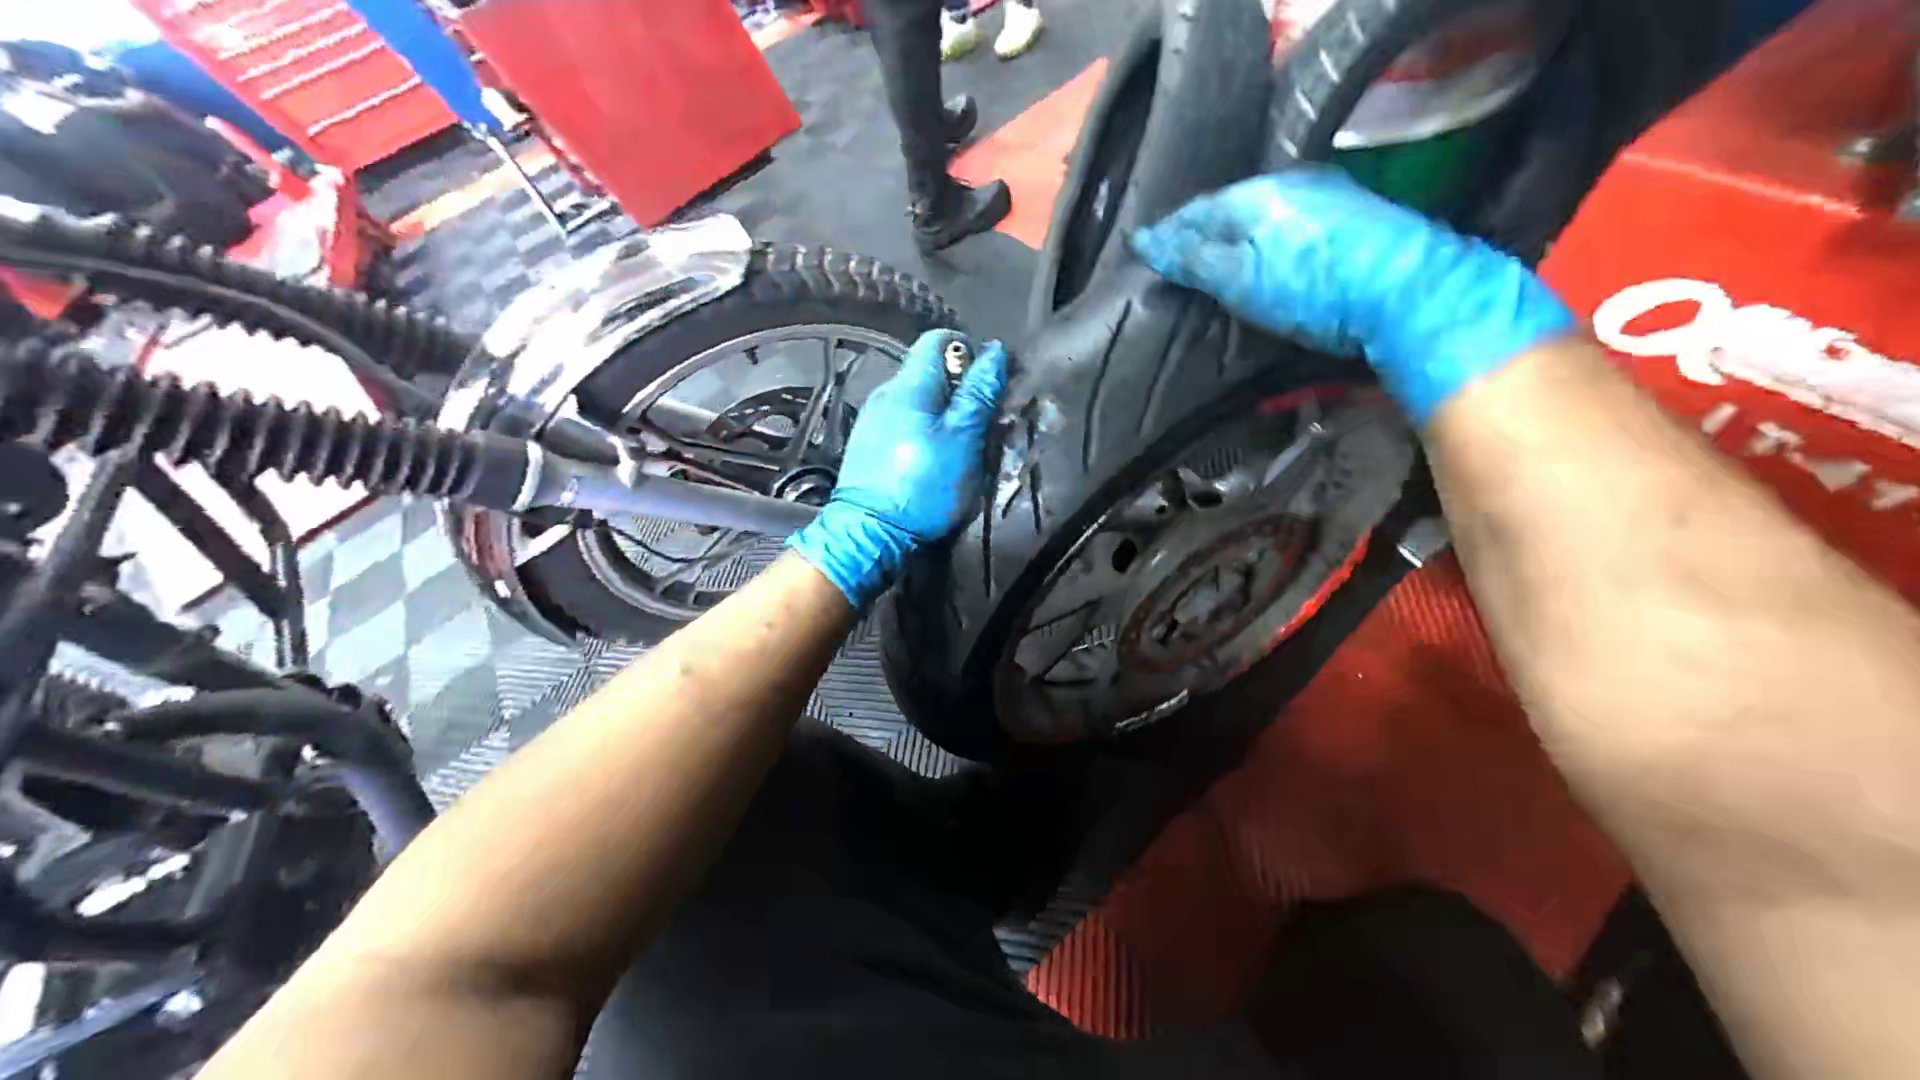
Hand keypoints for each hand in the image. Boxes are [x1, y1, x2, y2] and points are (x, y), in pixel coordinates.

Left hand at [786, 329, 1008, 610]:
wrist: (868, 534)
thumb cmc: (924, 486)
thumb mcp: (963, 440)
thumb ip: (979, 394)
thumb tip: (994, 352)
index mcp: (909, 384)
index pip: (939, 338)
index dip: (969, 351)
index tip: (988, 382)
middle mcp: (885, 392)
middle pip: (928, 370)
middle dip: (959, 387)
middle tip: (981, 420)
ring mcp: (872, 418)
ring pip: (917, 399)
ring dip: (942, 413)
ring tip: (960, 444)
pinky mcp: (867, 444)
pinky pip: (902, 422)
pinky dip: (923, 430)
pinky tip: (933, 458)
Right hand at [1131, 166, 1575, 423]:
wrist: (1408, 291)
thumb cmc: (1312, 286)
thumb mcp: (1240, 279)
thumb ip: (1193, 259)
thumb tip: (1147, 243)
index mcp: (1253, 196)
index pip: (1194, 213)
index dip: (1167, 234)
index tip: (1143, 250)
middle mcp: (1287, 184)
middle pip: (1227, 210)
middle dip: (1197, 231)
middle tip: (1173, 253)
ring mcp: (1323, 195)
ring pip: (1258, 214)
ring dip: (1231, 232)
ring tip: (1211, 254)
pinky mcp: (1349, 215)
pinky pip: (1286, 220)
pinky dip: (1262, 236)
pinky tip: (1261, 252)